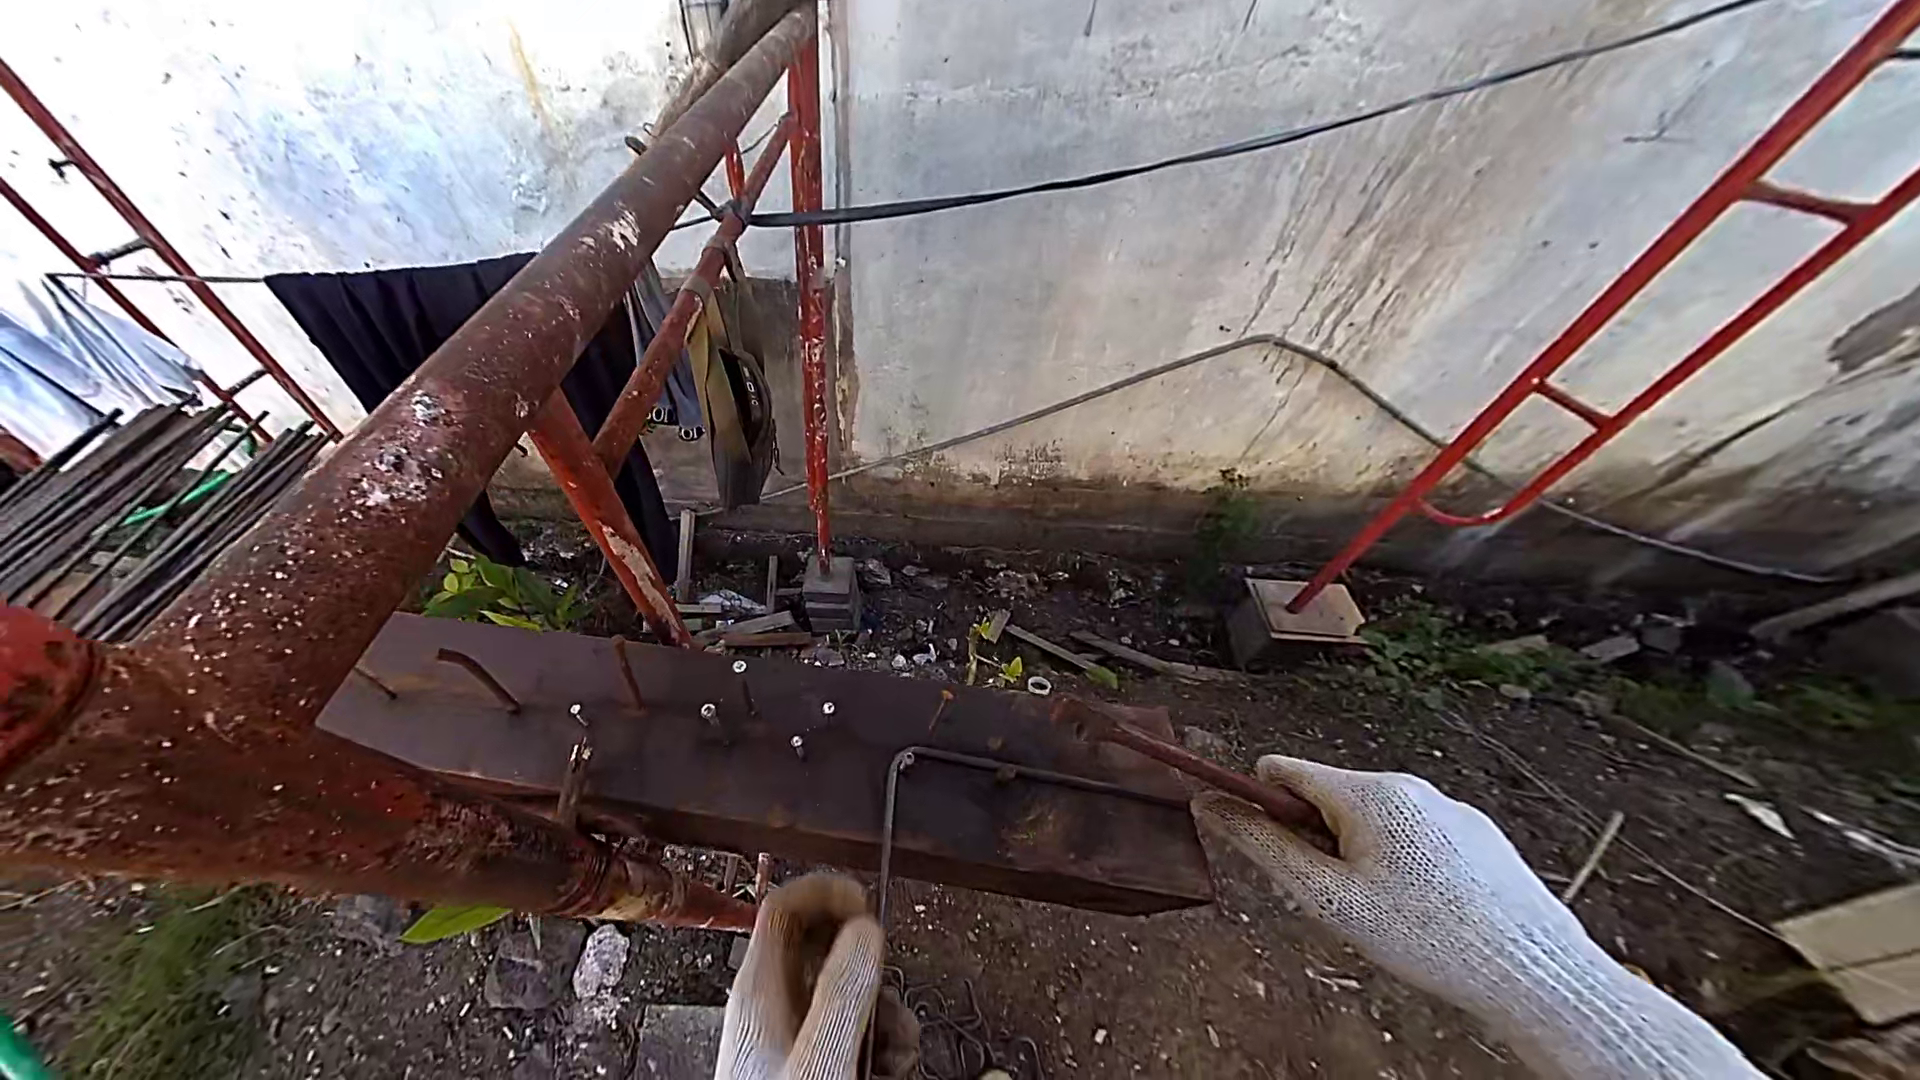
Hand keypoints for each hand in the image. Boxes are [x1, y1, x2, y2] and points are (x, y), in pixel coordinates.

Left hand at [714, 873, 883, 1079]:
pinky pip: (847, 1022)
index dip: (824, 889)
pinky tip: (891, 1058)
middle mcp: (769, 1007)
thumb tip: (865, 927)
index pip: (782, 904)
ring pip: (839, 983)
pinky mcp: (807, 1062)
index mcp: (758, 991)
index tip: (862, 899)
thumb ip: (842, 988)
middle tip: (885, 965)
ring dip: (879, 998)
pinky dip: (878, 1031)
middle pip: (818, 939)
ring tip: (898, 1033)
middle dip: (863, 949)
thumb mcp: (819, 1057)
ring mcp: (787, 1036)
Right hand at [1193, 756, 1761, 1078]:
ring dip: (1355, 845)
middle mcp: (1403, 784)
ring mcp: (1443, 803)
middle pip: (1322, 792)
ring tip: (1388, 902)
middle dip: (1316, 833)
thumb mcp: (1326, 897)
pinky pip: (1409, 825)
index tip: (1279, 846)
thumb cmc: (1428, 939)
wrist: (1544, 983)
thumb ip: (1260, 843)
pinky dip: (1398, 852)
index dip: (1264, 803)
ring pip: (1365, 811)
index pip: (1280, 769)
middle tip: (1341, 891)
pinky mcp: (1473, 827)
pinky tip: (1425, 901)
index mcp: (1365, 791)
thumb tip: (1209, 805)